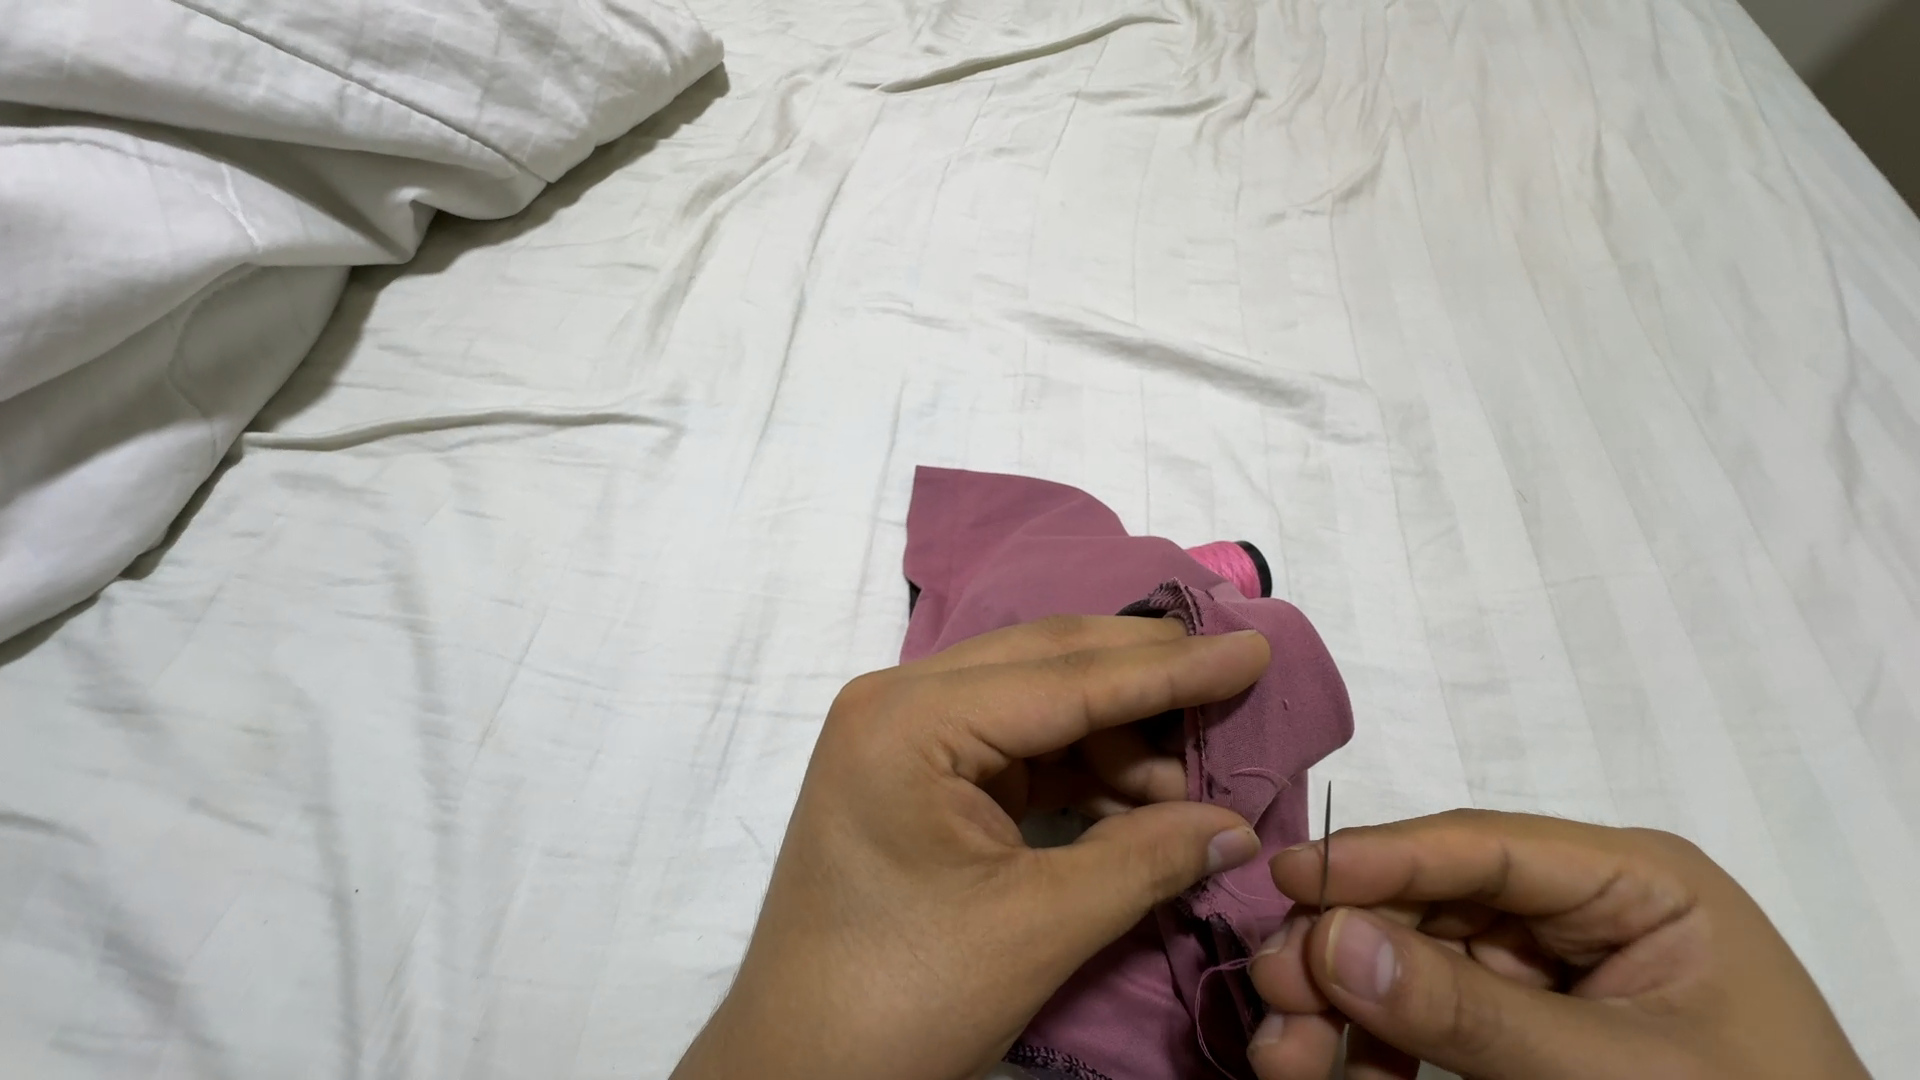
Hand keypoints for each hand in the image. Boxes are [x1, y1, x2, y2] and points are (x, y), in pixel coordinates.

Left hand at [670, 616, 1272, 1079]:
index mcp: (910, 718)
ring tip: (1189, 780)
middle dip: (1144, 677)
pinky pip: (1017, 744)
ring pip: (1037, 700)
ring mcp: (906, 731)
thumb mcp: (1034, 928)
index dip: (1169, 669)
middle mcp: (901, 699)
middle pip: (1047, 664)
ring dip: (1117, 733)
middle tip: (1232, 681)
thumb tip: (1236, 825)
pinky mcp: (920, 769)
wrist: (797, 1068)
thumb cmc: (902, 998)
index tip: (1250, 648)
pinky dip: (1081, 765)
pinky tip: (1136, 796)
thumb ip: (1144, 860)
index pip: (1065, 678)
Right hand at [1245, 810, 1870, 1079]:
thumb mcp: (1617, 1079)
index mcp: (1633, 883)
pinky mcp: (1517, 1021)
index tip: (1285, 875)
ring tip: (1279, 1047)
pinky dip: (1371, 1044)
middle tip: (1271, 982)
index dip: (1376, 858)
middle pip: (1427, 903)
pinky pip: (1425, 1015)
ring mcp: (1540, 967)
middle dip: (1344, 948)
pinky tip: (1321, 1068)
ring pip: (1410, 958)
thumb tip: (1328, 939)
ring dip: (1340, 1003)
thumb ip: (1471, 1012)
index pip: (1480, 847)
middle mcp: (1573, 908)